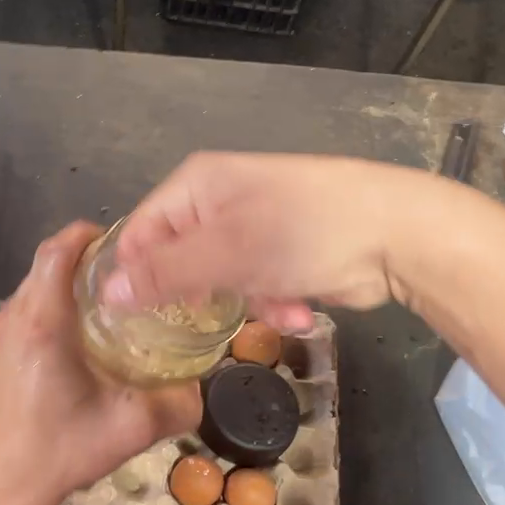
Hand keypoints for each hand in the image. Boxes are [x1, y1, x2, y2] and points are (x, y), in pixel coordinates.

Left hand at [0, 222, 201, 504]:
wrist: (8, 485)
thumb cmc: (67, 450)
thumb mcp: (133, 426)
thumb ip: (177, 403)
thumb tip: (201, 388)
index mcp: (43, 325)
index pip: (56, 253)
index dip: (83, 236)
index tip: (111, 241)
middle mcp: (9, 321)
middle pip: (41, 270)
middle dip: (76, 266)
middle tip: (113, 282)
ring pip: (25, 295)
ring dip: (56, 294)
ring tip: (91, 316)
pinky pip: (11, 320)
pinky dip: (37, 319)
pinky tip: (60, 349)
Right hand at [103, 152, 470, 327]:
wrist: (398, 234)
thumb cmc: (304, 232)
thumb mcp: (225, 253)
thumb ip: (162, 274)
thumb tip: (106, 293)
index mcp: (195, 186)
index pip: (138, 234)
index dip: (136, 276)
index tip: (138, 318)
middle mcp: (216, 202)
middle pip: (177, 262)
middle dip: (201, 294)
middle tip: (208, 316)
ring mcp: (250, 228)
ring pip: (217, 282)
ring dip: (245, 302)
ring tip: (275, 306)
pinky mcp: (279, 253)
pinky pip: (253, 286)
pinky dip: (273, 302)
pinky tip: (298, 308)